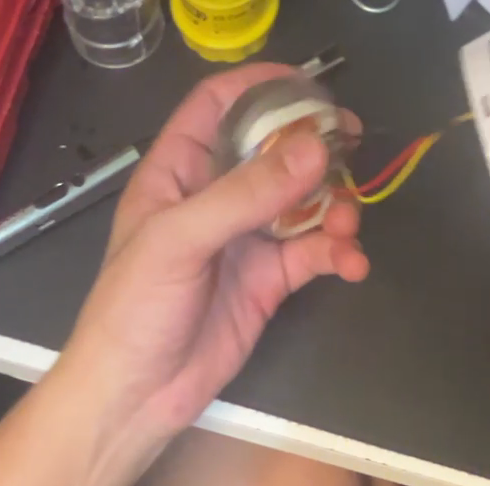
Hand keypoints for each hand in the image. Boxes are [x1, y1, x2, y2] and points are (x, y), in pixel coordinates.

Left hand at [57, 64, 369, 436]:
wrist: (138, 393)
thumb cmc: (135, 309)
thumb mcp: (179, 240)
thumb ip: (245, 195)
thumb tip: (315, 149)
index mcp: (177, 174)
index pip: (218, 109)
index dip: (261, 88)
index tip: (311, 87)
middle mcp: (215, 201)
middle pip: (273, 154)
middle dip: (314, 150)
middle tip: (354, 147)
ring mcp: (244, 244)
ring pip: (301, 206)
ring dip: (333, 208)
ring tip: (348, 226)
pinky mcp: (268, 285)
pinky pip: (311, 257)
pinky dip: (336, 256)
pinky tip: (352, 264)